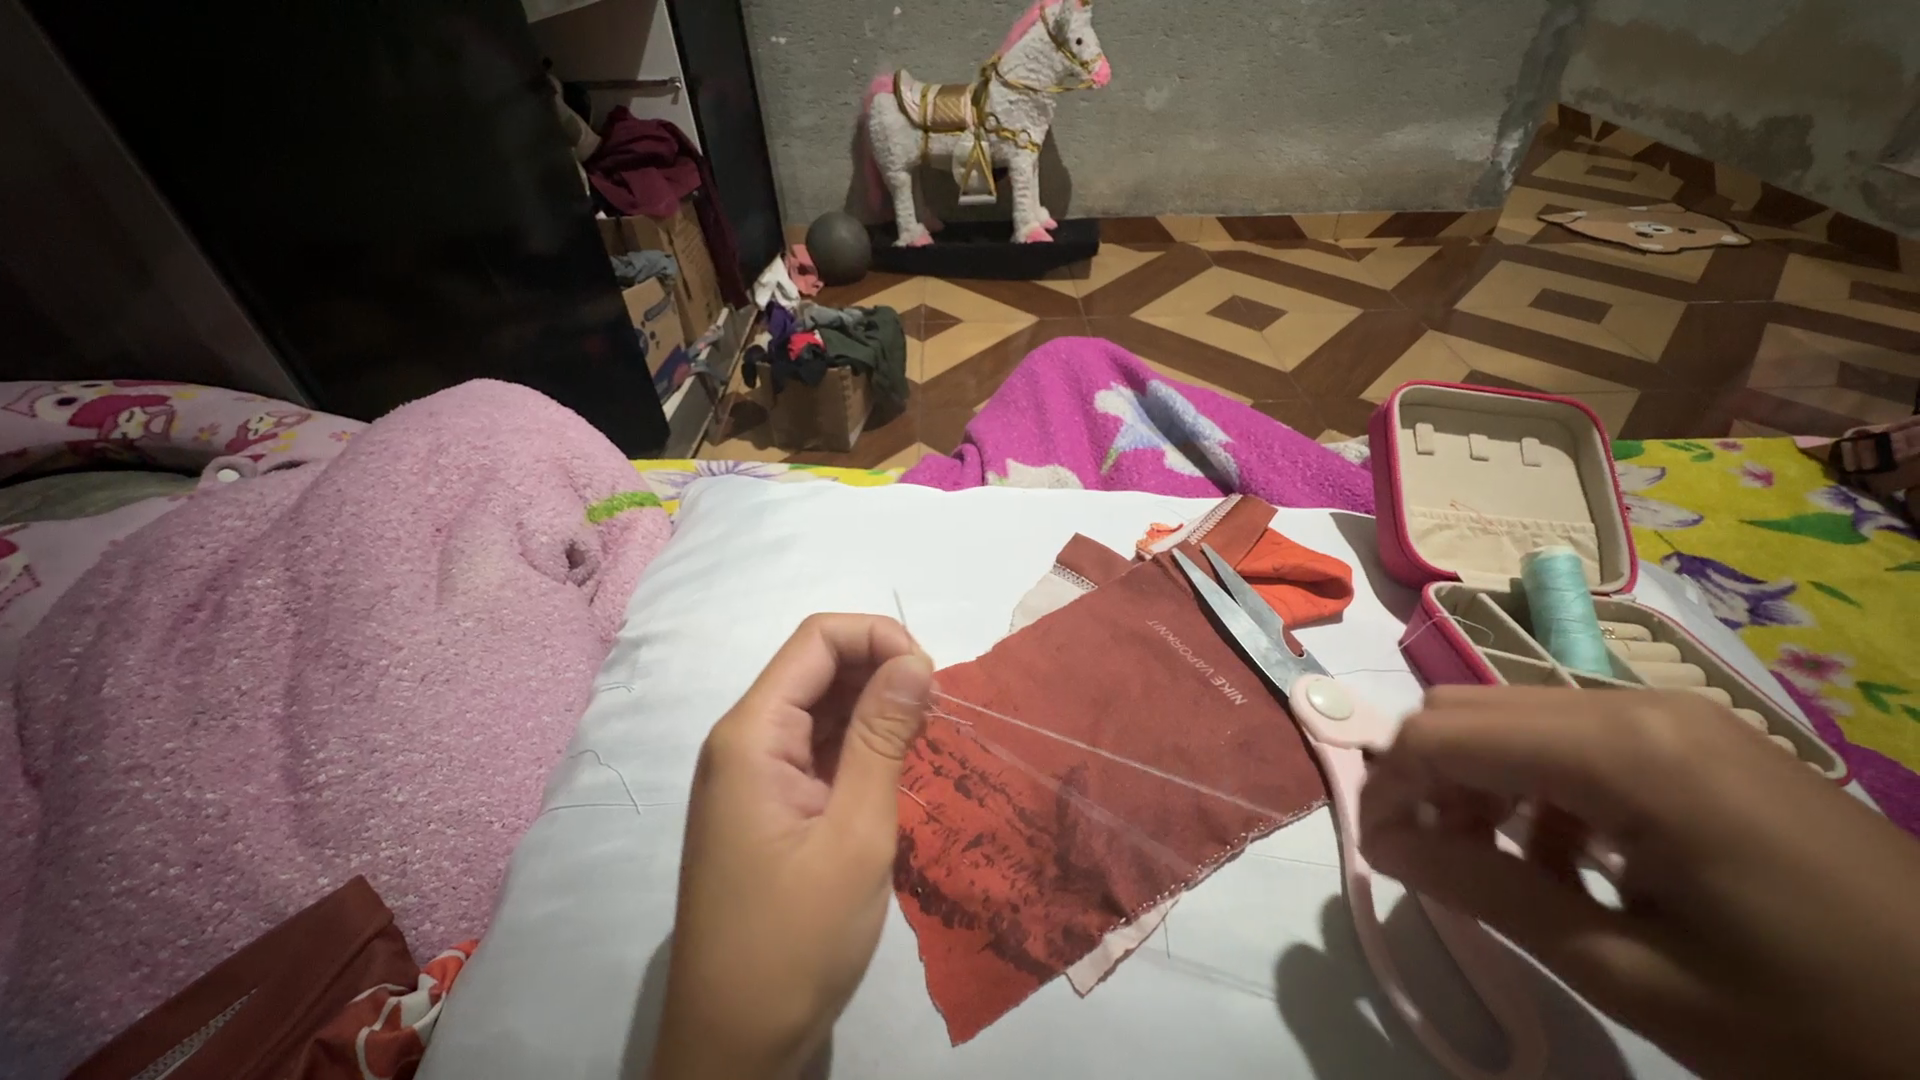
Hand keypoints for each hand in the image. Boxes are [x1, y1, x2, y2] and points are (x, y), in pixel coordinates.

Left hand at [651, 615, 932, 1079]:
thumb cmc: (795, 941)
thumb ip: (883, 738)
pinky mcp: (769, 808)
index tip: (934, 679)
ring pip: (820, 709)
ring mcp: (754, 777)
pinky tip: (897, 771)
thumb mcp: (855, 834)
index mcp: (751, 735)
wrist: (735, 1043)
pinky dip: (860, 748)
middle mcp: (744, 742)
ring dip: (875, 712)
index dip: (880, 638)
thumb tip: (916, 659)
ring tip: (926, 743)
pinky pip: (817, 751)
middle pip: (817, 668)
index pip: (817, 640)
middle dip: (882, 672)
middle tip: (938, 716)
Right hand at [1360, 686, 1919, 1079]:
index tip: (1380, 858)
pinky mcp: (1697, 738)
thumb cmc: (1817, 1019)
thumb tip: (1384, 846)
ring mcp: (1673, 716)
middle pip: (1469, 709)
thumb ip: (1486, 892)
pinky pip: (1573, 737)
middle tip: (1433, 860)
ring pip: (1514, 717)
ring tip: (1499, 866)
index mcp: (1623, 751)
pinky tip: (1571, 859)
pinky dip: (1536, 786)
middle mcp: (1636, 704)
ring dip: (1479, 782)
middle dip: (1427, 779)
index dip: (1389, 791)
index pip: (1443, 736)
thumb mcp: (1630, 972)